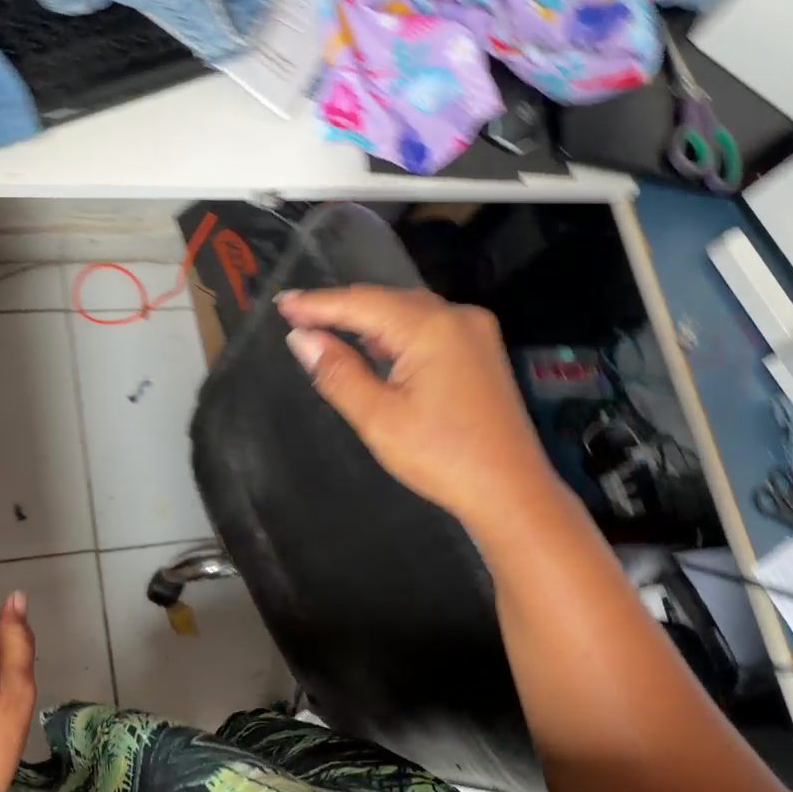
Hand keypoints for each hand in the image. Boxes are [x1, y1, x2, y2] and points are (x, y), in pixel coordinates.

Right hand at [279, 286, 557, 531]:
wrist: (510, 490)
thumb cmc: (441, 457)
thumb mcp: (379, 418)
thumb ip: (338, 372)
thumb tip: (302, 338)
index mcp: (431, 328)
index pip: (362, 303)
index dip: (318, 303)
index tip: (282, 302)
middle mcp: (457, 317)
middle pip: (387, 300)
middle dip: (342, 307)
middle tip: (298, 314)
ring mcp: (476, 332)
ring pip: (409, 313)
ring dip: (369, 319)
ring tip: (327, 327)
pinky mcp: (482, 353)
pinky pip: (429, 328)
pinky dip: (396, 333)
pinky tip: (376, 347)